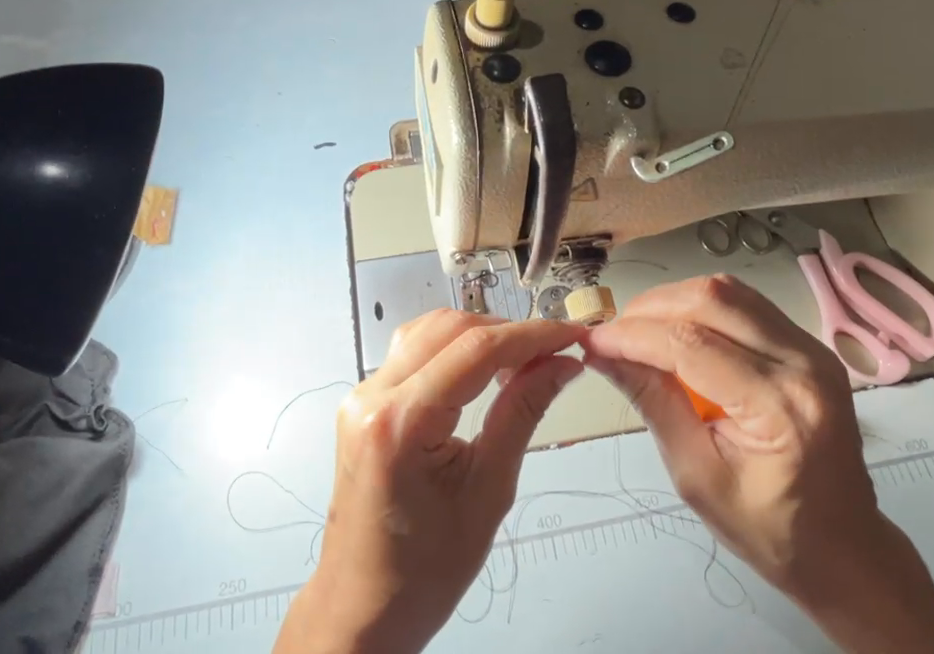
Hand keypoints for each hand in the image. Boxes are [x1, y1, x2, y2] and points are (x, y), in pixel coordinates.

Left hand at [275, 310, 585, 653]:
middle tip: (554, 351)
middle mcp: (371, 396)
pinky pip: (412, 352)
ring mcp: (361, 395)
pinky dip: (453, 348)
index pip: (476, 350)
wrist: (364, 605)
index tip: (572, 335)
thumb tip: (561, 364)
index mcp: (400, 423)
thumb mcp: (489, 490)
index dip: (531, 336)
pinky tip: (484, 369)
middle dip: (508, 331)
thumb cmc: (426, 567)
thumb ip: (522, 413)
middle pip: (449, 329)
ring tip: (524, 360)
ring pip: (428, 331)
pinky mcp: (364, 402)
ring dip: (480, 334)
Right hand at [581, 275, 933, 653]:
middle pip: (712, 300)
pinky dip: (702, 307)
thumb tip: (602, 352)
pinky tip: (677, 332)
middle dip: (650, 309)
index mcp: (780, 406)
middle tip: (613, 335)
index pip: (690, 344)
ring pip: (729, 291)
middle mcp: (803, 362)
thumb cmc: (767, 527)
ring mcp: (812, 348)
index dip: (633, 336)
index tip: (590, 341)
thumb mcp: (696, 474)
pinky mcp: (810, 345)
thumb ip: (653, 402)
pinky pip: (746, 304)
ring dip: (675, 302)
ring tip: (640, 332)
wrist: (842, 545)